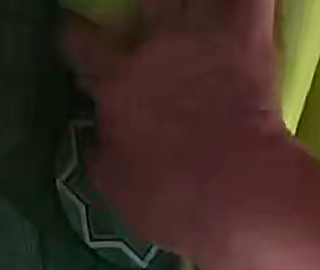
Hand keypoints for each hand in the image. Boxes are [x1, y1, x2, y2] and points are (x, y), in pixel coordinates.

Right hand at [65, 0, 297, 260]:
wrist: (229, 191)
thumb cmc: (164, 200)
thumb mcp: (115, 187)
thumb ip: (101, 156)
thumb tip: (93, 142)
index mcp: (116, 84)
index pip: (82, 45)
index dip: (73, 37)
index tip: (71, 34)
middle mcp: (155, 45)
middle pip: (142, 2)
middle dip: (136, 6)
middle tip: (139, 16)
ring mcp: (203, 32)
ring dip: (183, 1)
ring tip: (180, 9)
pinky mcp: (248, 32)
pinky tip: (235, 7)